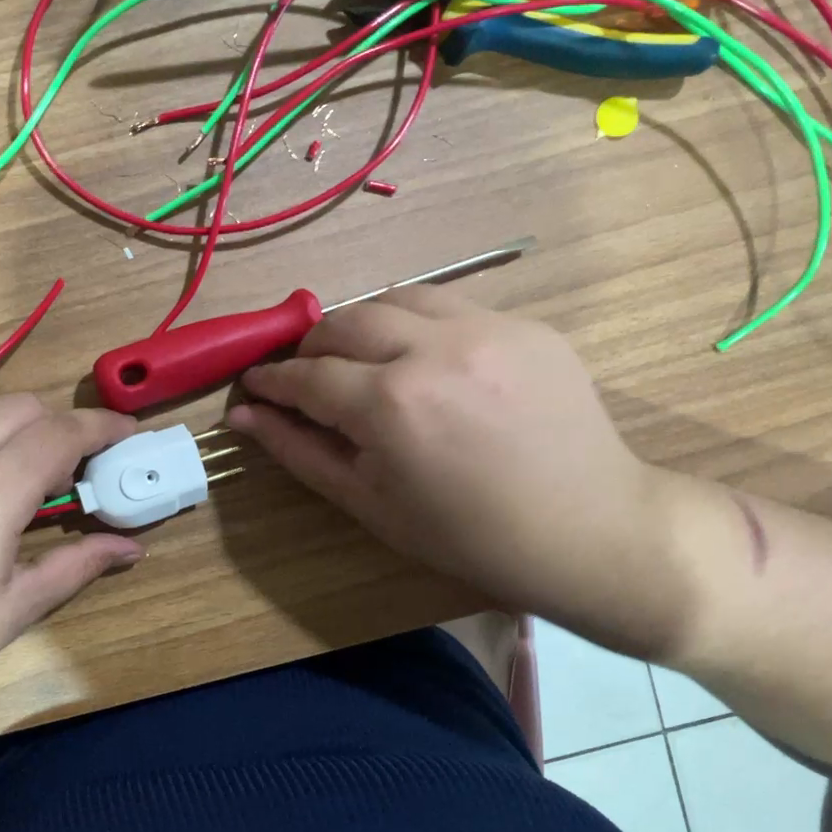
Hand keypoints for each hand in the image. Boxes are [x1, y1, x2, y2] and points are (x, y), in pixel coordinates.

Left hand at [0, 395, 142, 724]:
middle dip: (55, 426)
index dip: (102, 427)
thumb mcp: (13, 608)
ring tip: (6, 467)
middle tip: (62, 468)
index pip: (63, 432)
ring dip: (4, 425)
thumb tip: (132, 548)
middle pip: (22, 407)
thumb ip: (77, 565)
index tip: (124, 434)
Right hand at [225, 287, 661, 614]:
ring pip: (395, 298)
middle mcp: (433, 348)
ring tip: (362, 361)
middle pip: (344, 321)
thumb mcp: (368, 502)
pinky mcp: (525, 324)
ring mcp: (486, 328)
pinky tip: (423, 361)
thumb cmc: (464, 534)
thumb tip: (244, 414)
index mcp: (390, 403)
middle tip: (306, 376)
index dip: (272, 380)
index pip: (306, 374)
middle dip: (312, 347)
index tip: (255, 385)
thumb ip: (299, 450)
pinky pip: (449, 306)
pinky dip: (416, 325)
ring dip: (363, 325)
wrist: (587, 528)